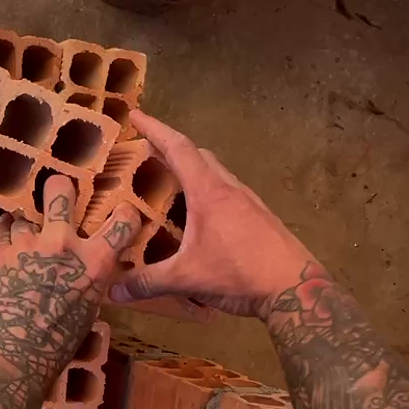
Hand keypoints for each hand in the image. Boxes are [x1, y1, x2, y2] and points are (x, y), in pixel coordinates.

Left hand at [0, 174, 140, 354]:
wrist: (14, 354)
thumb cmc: (57, 343)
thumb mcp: (87, 310)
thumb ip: (88, 281)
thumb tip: (86, 272)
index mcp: (96, 262)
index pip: (123, 221)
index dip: (124, 213)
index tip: (120, 212)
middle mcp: (63, 244)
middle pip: (60, 191)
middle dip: (59, 187)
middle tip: (57, 191)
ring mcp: (28, 244)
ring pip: (25, 217)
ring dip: (25, 227)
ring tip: (24, 241)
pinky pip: (3, 229)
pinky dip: (6, 232)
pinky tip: (7, 238)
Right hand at [111, 111, 315, 318]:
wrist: (296, 289)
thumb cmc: (240, 273)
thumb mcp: (187, 278)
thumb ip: (148, 282)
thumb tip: (112, 292)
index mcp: (209, 192)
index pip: (178, 148)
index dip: (155, 129)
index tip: (135, 115)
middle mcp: (229, 189)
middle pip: (198, 155)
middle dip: (172, 149)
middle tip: (148, 155)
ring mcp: (249, 202)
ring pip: (216, 173)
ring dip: (193, 172)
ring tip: (171, 187)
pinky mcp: (260, 218)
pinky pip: (227, 192)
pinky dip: (207, 192)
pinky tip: (201, 218)